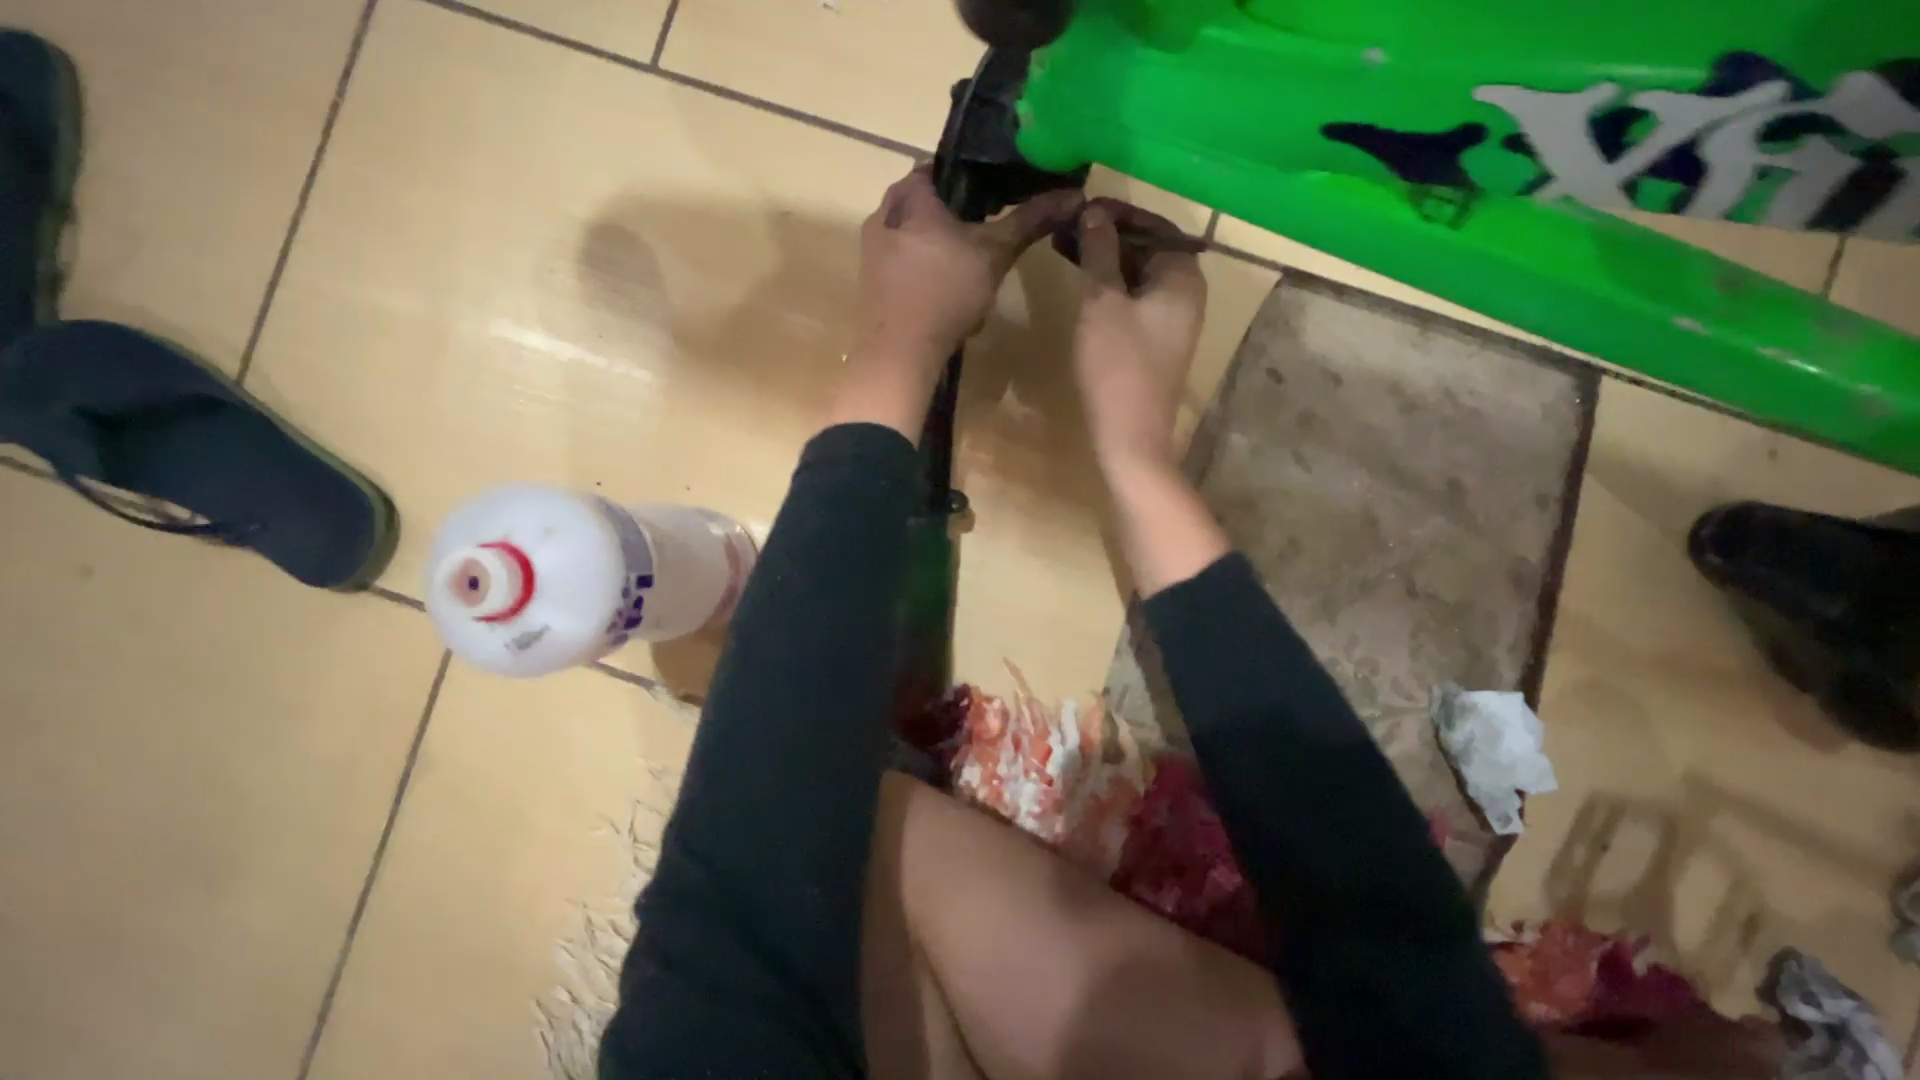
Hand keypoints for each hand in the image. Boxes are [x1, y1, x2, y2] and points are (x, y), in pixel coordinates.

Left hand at [834, 167, 1079, 439]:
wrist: (899, 353)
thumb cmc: (945, 291)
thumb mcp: (995, 252)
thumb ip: (1031, 220)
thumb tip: (1074, 196)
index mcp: (909, 193)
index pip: (945, 165)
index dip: (975, 174)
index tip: (1001, 191)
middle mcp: (883, 212)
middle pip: (930, 201)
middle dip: (959, 214)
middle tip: (991, 228)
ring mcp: (872, 250)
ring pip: (917, 234)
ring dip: (943, 245)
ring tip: (974, 262)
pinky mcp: (871, 282)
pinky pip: (905, 263)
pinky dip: (927, 270)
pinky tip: (949, 292)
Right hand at [1069, 198, 1207, 477]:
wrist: (1130, 434)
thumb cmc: (1117, 364)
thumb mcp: (1102, 301)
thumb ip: (1099, 251)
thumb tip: (1094, 211)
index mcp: (1183, 275)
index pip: (1156, 225)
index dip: (1120, 212)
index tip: (1083, 206)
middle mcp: (1188, 292)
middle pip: (1150, 248)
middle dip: (1111, 235)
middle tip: (1070, 227)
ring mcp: (1175, 319)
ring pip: (1141, 274)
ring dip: (1108, 260)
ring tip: (1069, 248)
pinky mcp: (1158, 340)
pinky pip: (1137, 298)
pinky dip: (1113, 285)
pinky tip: (1085, 282)